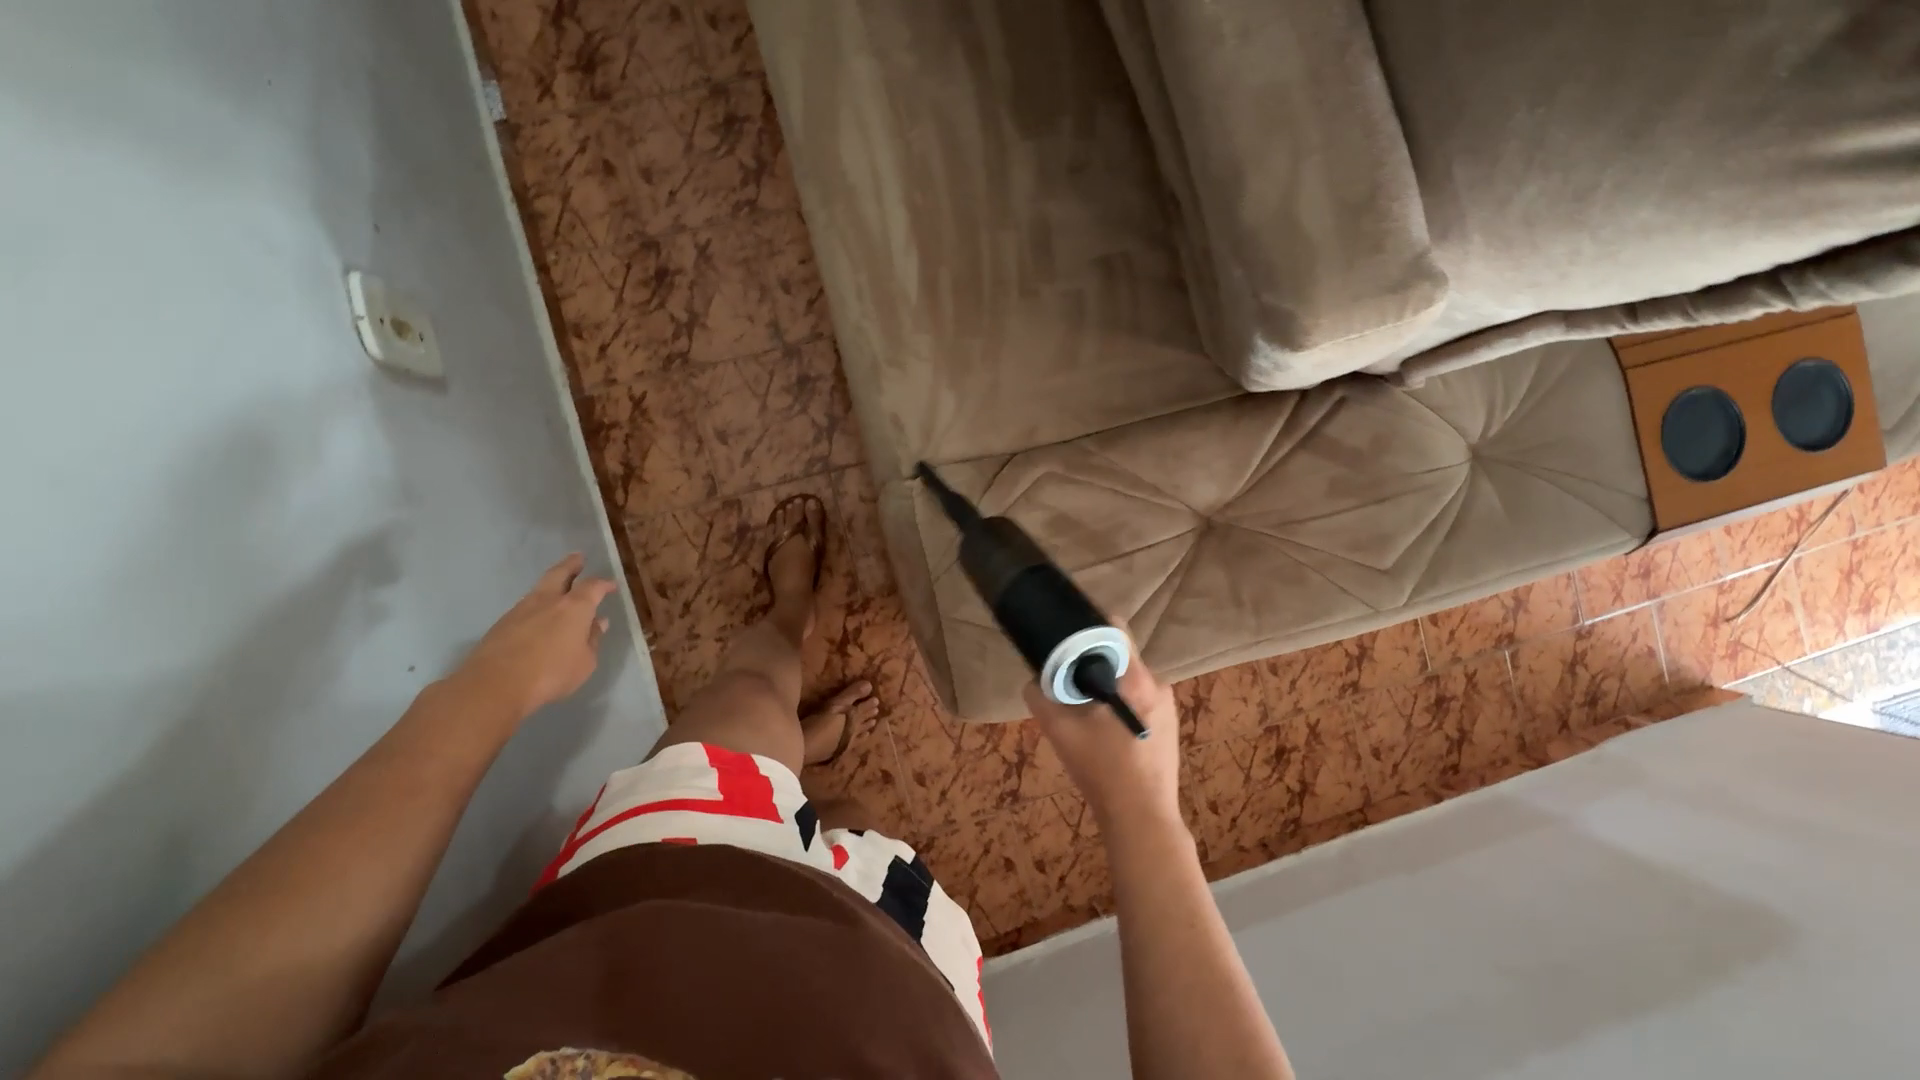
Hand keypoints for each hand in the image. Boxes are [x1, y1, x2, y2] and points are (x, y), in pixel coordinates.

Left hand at [453, 554, 616, 718]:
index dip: (603, 584)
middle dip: (571, 565)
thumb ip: (592, 640)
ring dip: (552, 583)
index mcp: (574, 608)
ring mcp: (521, 609)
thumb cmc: (551, 673)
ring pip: (540, 588)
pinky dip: (537, 605)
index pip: (593, 587)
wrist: (496, 683)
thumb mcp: (585, 662)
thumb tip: (598, 623)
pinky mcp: (503, 623)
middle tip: (578, 558)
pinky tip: (539, 616)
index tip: (611, 585)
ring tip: (559, 586)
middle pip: (560, 573)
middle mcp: (548, 601)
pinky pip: (526, 606)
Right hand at [1024, 637, 1182, 834]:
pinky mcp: (1168, 726)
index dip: (1087, 624)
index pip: (1115, 628)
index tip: (1065, 631)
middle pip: (1120, 655)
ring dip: (1105, 684)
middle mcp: (1157, 684)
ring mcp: (1167, 706)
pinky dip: (1118, 702)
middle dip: (1092, 660)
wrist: (1141, 817)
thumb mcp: (1059, 731)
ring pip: (1129, 680)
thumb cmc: (1101, 769)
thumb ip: (1040, 697)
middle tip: (1066, 675)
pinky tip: (1102, 728)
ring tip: (1081, 705)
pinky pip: (1138, 699)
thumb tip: (1033, 679)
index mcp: (1136, 678)